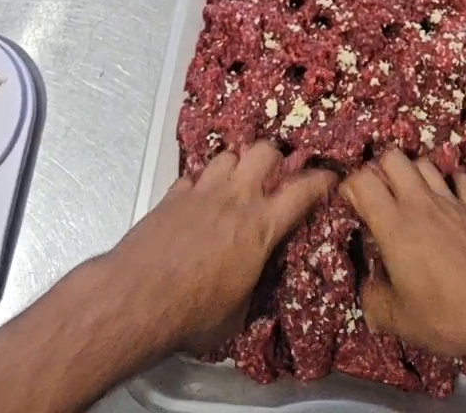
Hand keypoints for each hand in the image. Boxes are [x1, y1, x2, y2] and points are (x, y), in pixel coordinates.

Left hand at [102, 141, 335, 354]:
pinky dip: (200, 184)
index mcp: (261, 226)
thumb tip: (258, 277)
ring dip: (236, 166)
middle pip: (264, 151)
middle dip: (274, 158)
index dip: (321, 181)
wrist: (136, 298)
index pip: (304, 191)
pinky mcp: (173, 194)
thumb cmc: (193, 314)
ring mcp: (202, 191)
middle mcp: (236, 198)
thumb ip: (255, 282)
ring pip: (228, 155)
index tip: (329, 177)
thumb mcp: (239, 311)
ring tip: (235, 183)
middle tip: (273, 176)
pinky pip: (194, 176)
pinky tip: (197, 201)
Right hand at [339, 148, 465, 362]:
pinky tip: (451, 198)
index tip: (349, 203)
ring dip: (414, 173)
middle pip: (394, 158)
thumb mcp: (399, 320)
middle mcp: (421, 203)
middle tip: (379, 195)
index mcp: (394, 225)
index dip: (350, 186)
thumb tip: (368, 289)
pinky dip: (452, 183)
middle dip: (380, 169)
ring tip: (411, 195)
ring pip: (426, 163)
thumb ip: (374, 300)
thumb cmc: (448, 315)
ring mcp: (454, 202)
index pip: (362, 180)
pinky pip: (462, 180)